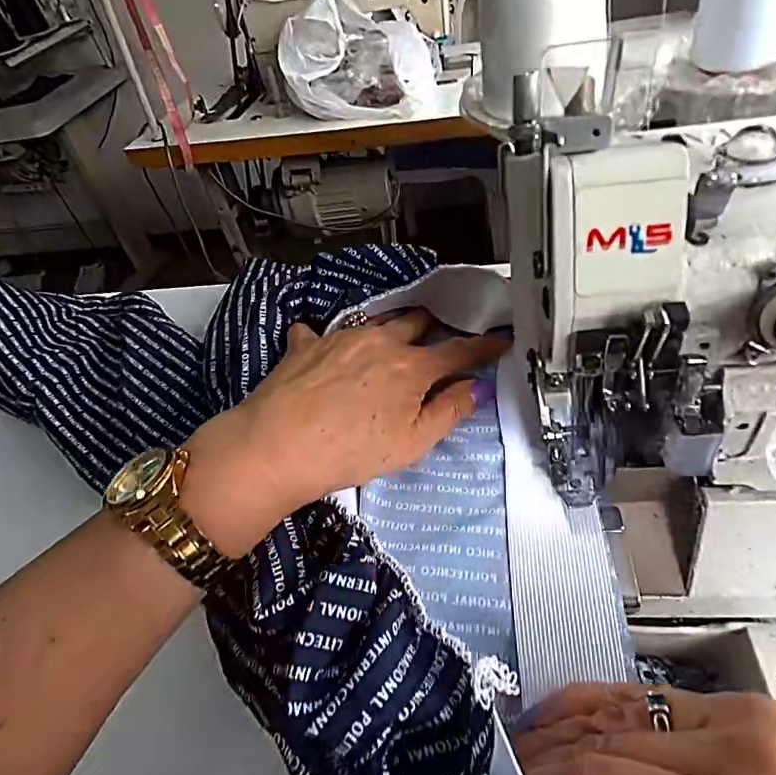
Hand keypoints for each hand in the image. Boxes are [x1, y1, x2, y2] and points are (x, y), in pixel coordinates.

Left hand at [179, 311, 508, 554]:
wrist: (275, 447)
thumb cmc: (351, 451)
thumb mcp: (413, 443)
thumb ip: (449, 412)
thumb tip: (471, 388)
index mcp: (411, 367)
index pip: (459, 351)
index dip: (484, 347)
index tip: (500, 340)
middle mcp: (380, 341)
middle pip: (417, 323)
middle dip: (433, 330)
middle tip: (436, 344)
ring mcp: (340, 338)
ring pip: (376, 323)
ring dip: (391, 330)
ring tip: (390, 346)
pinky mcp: (305, 344)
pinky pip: (324, 333)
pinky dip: (334, 341)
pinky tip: (327, 353)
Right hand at [515, 683, 775, 774]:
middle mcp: (745, 758)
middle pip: (604, 740)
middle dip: (544, 763)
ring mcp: (749, 719)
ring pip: (623, 707)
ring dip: (568, 728)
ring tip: (529, 750)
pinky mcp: (748, 707)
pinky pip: (654, 699)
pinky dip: (608, 714)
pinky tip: (577, 724)